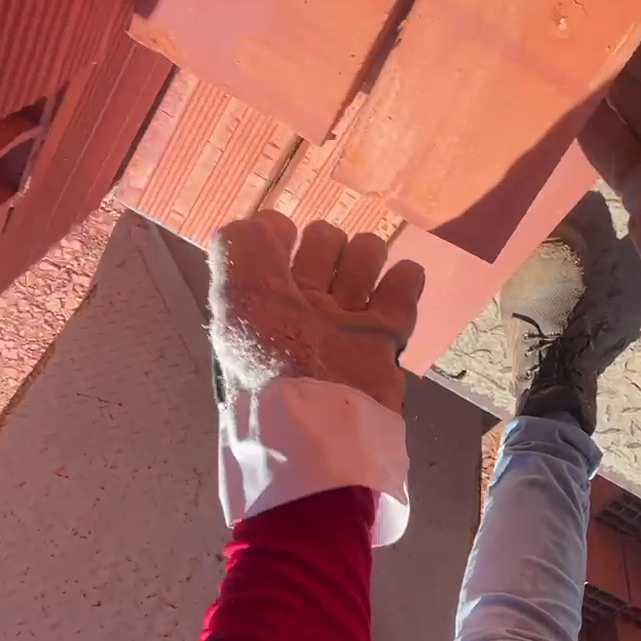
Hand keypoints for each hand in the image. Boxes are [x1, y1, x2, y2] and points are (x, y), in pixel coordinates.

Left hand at [208, 215, 425, 413]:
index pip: (278, 239)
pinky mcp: (385, 338)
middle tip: (325, 278)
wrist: (322, 417)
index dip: (281, 236)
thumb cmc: (273, 352)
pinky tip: (402, 278)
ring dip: (366, 256)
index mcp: (266, 296)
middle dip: (329, 246)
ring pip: (365, 259)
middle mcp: (305, 305)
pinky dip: (405, 279)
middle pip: (327, 244)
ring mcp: (348, 322)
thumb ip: (243, 244)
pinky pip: (402, 292)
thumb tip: (278, 224)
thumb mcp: (235, 292)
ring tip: (359, 286)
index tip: (284, 249)